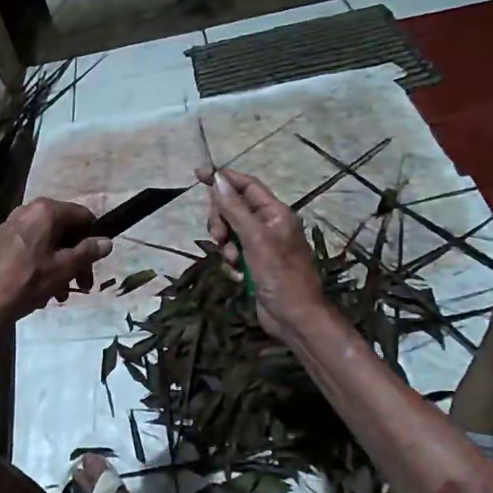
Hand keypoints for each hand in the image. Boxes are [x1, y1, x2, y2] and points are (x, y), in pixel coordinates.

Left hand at [0, 197, 110, 329]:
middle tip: (83, 285)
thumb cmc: (28, 280)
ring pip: (48, 242)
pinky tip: (43, 291)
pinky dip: (42, 265)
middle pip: (64, 230)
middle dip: (77, 257)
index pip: (82, 215)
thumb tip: (107, 242)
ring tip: (61, 294)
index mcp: (45, 210)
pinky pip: (31, 249)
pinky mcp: (1, 243)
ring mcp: (11, 226)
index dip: (94, 238)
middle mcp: (27, 211)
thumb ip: (88, 252)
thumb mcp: (64, 268)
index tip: (96, 262)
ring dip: (61, 266)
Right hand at [199, 167, 328, 340]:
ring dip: (226, 246)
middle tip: (219, 237)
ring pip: (229, 233)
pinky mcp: (254, 265)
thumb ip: (234, 208)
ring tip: (233, 261)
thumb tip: (217, 179)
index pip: (246, 185)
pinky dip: (231, 263)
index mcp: (275, 213)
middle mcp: (268, 225)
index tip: (199, 174)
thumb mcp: (255, 238)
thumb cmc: (280, 275)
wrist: (294, 317)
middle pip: (233, 208)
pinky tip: (237, 275)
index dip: (224, 178)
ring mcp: (261, 246)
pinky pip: (232, 254)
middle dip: (221, 220)